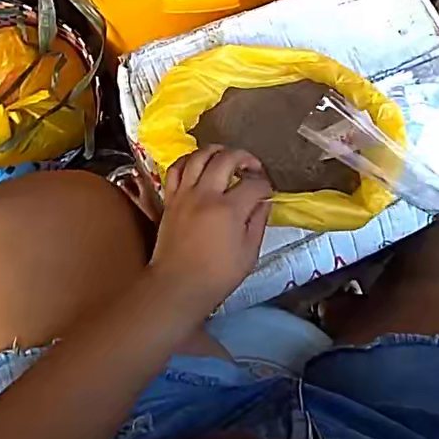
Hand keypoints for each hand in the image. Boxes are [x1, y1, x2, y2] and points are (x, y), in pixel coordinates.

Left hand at [148, 146, 273, 307]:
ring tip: (227, 157)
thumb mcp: (249, 253)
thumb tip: (263, 202)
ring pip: (199, 156)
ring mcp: (185, 194)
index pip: (254, 184)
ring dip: (217, 151)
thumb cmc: (217, 276)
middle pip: (227, 158)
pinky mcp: (170, 199)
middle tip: (253, 168)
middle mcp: (206, 195)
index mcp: (229, 210)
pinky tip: (199, 164)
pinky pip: (176, 168)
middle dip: (246, 158)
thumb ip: (258, 222)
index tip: (267, 193)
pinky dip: (189, 160)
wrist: (177, 286)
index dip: (266, 185)